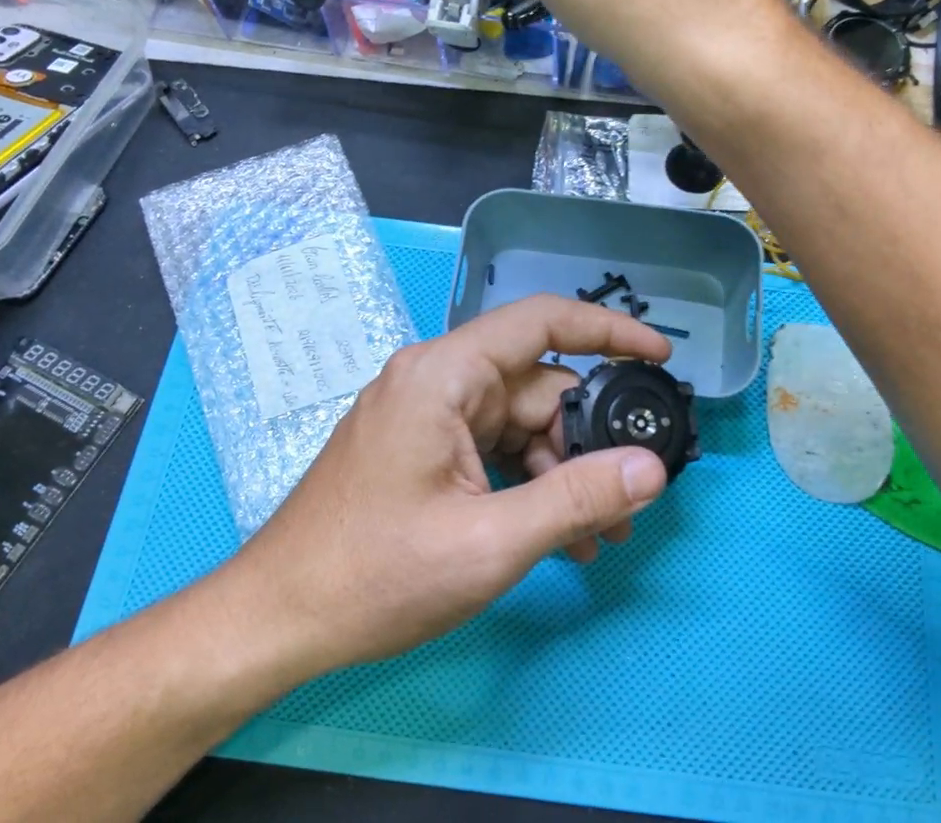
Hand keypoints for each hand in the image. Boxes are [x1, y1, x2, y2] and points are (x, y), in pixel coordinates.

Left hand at [230, 296, 673, 675]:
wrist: (278, 619)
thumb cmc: (376, 576)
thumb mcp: (491, 542)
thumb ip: (578, 500)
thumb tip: (652, 468)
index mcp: (444, 376)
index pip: (542, 321)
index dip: (609, 331)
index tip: (661, 356)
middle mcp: (436, 382)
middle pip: (538, 390)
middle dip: (588, 444)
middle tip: (629, 503)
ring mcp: (427, 419)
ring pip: (522, 428)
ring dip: (563, 477)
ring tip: (598, 538)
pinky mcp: (423, 453)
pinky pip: (495, 454)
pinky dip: (529, 487)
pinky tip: (558, 539)